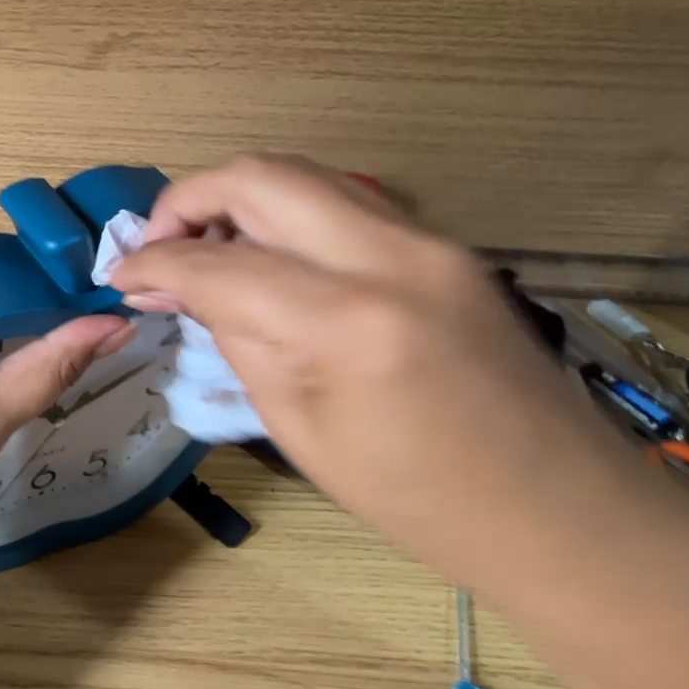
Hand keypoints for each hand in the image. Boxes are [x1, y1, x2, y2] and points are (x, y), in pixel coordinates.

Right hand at [109, 155, 652, 583]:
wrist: (567, 515)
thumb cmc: (417, 498)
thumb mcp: (297, 426)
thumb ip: (234, 335)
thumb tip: (175, 287)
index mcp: (348, 323)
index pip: (216, 262)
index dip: (152, 263)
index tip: (121, 277)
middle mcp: (392, 257)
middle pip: (258, 177)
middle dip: (187, 200)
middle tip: (156, 246)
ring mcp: (428, 241)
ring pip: (300, 173)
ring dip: (234, 198)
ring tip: (202, 247)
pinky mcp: (442, 244)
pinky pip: (338, 200)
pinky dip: (281, 211)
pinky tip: (262, 255)